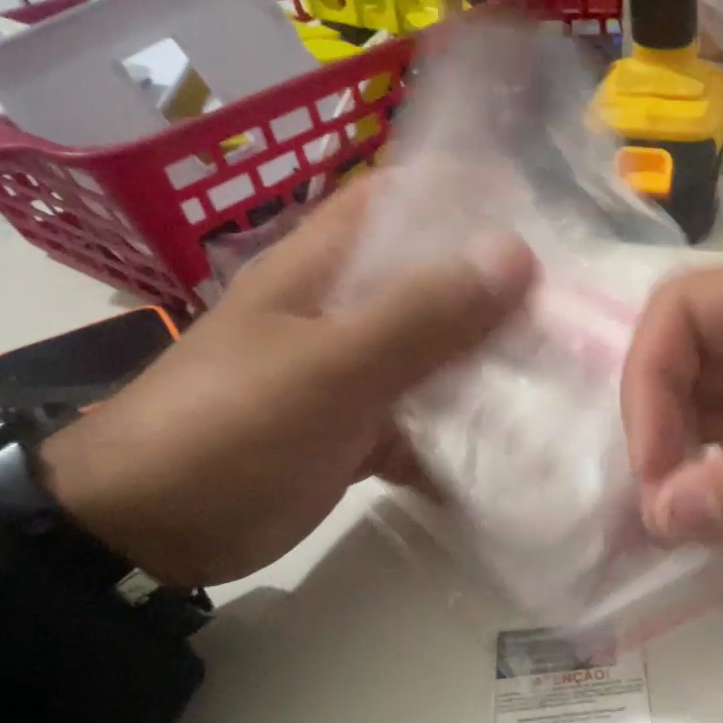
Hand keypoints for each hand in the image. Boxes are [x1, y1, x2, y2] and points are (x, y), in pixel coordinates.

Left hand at [38, 179, 536, 586]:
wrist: (151, 527)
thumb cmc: (234, 429)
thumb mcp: (332, 367)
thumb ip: (422, 316)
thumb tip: (515, 253)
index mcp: (322, 271)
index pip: (397, 203)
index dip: (462, 195)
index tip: (539, 216)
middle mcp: (338, 314)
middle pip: (428, 285)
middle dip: (495, 293)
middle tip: (571, 311)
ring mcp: (346, 378)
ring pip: (430, 358)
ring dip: (485, 367)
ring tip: (559, 377)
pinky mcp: (350, 436)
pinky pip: (418, 422)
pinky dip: (456, 434)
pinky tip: (507, 453)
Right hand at [621, 257, 722, 545]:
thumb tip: (660, 513)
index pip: (683, 310)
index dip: (649, 384)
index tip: (657, 473)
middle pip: (683, 353)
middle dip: (660, 426)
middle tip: (666, 511)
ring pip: (704, 398)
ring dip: (683, 455)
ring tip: (682, 524)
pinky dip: (717, 474)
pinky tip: (715, 517)